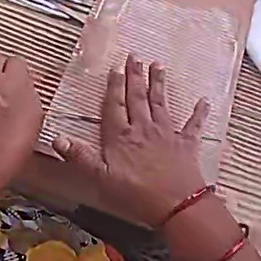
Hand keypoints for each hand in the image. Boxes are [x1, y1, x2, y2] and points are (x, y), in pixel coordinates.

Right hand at [53, 57, 209, 226]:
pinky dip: (198, 112)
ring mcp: (166, 134)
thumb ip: (81, 157)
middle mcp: (143, 129)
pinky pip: (193, 125)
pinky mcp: (186, 144)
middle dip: (135, 76)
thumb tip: (57, 138)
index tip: (115, 68)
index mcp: (121, 137)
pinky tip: (203, 101)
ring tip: (158, 65)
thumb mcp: (101, 178)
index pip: (115, 106)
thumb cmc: (135, 194)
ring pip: (161, 104)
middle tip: (135, 56)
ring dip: (159, 84)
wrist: (175, 204)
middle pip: (138, 98)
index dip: (114, 87)